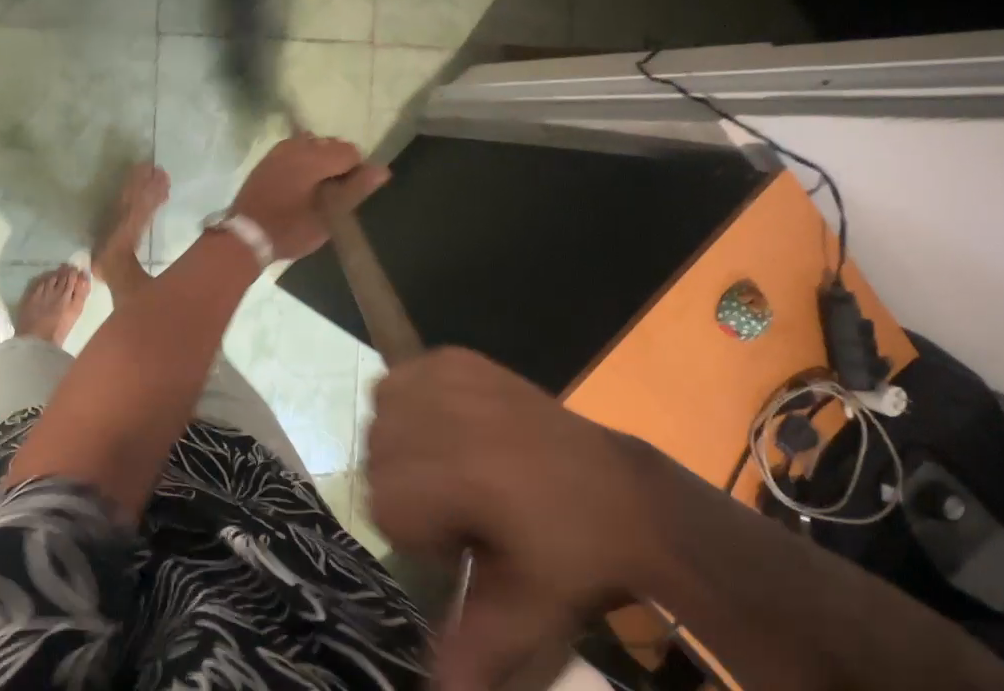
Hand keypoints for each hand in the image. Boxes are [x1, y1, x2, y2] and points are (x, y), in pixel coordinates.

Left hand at [230, 134, 389, 260]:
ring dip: (320, 163)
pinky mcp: (266, 159)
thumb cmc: (290, 229)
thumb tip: (383, 169)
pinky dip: (302, 163)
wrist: (244, 236)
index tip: (346, 196)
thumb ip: (357, 189)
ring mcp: (278, 150)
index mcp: (314, 156)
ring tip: (316, 192)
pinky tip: (298, 186)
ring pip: (312, 146)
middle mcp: (296, 145)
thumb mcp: (329, 215)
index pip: (351, 152)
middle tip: (331, 196)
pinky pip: (294, 151)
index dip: (355, 173)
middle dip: (337, 165)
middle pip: (331, 145)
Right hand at [367, 349, 668, 690]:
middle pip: (377, 458)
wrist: (625, 494)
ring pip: (381, 417)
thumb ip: (470, 646)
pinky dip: (411, 405)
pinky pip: (399, 380)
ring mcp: (452, 377)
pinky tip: (450, 432)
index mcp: (465, 474)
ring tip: (457, 470)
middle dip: (408, 491)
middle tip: (465, 509)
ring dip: (405, 448)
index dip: (419, 535)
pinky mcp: (457, 358)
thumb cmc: (573, 557)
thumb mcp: (526, 610)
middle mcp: (451, 415)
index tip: (465, 542)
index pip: (385, 505)